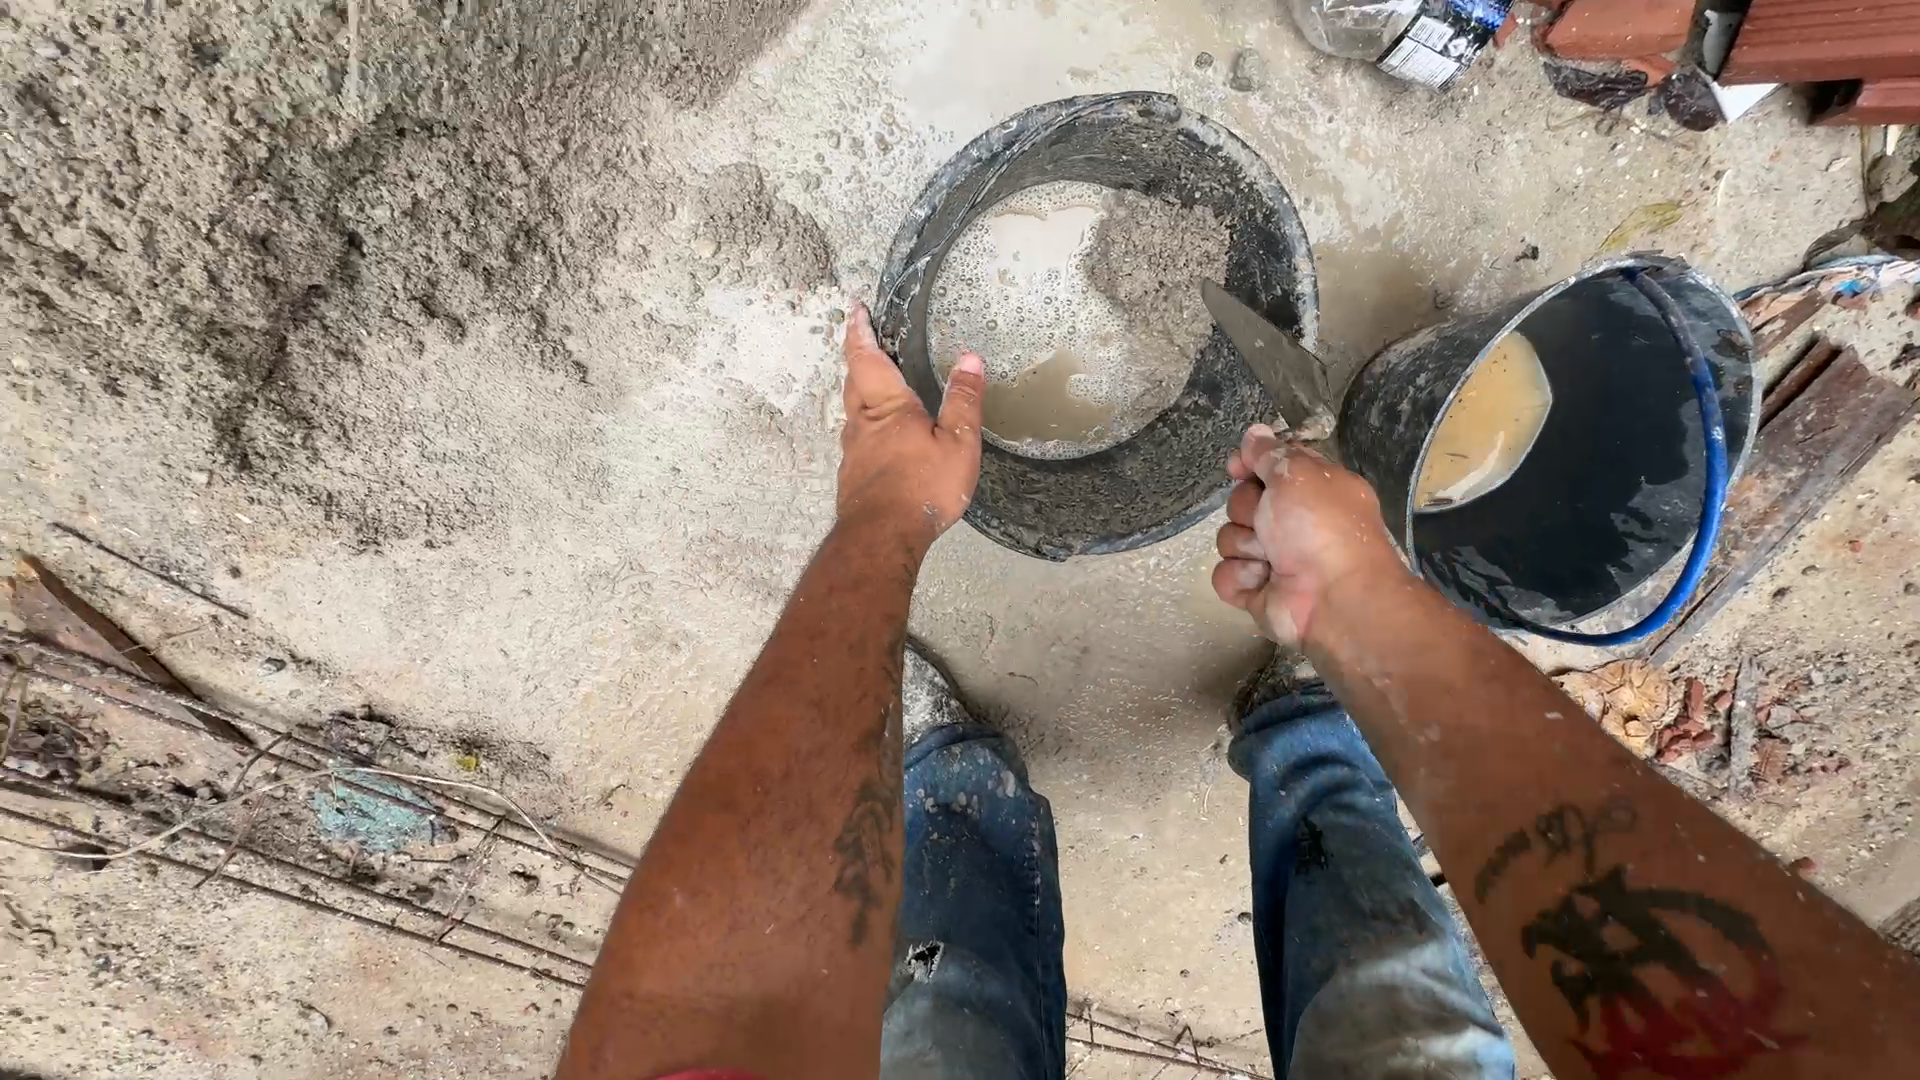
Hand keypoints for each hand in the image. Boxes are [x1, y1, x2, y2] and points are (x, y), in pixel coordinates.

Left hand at [836, 304, 985, 553]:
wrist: (881, 538)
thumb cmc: (922, 488)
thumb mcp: (957, 444)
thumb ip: (963, 401)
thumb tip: (970, 359)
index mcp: (888, 407)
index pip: (866, 357)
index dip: (859, 331)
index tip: (856, 310)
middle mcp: (862, 423)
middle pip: (854, 381)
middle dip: (858, 358)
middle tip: (865, 342)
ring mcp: (853, 452)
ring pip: (854, 413)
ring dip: (862, 394)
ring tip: (878, 389)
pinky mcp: (853, 477)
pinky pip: (859, 441)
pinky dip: (868, 428)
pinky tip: (882, 441)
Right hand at [1212, 424, 1404, 644]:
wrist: (1332, 595)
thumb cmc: (1320, 527)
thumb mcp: (1298, 474)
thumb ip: (1270, 453)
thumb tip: (1253, 432)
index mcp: (1310, 491)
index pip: (1267, 468)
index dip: (1249, 466)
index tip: (1237, 467)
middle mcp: (1290, 523)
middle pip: (1240, 502)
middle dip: (1248, 510)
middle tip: (1269, 522)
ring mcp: (1270, 558)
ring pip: (1228, 538)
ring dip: (1245, 546)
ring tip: (1271, 558)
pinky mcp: (1254, 589)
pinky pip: (1224, 574)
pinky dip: (1241, 576)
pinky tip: (1262, 580)